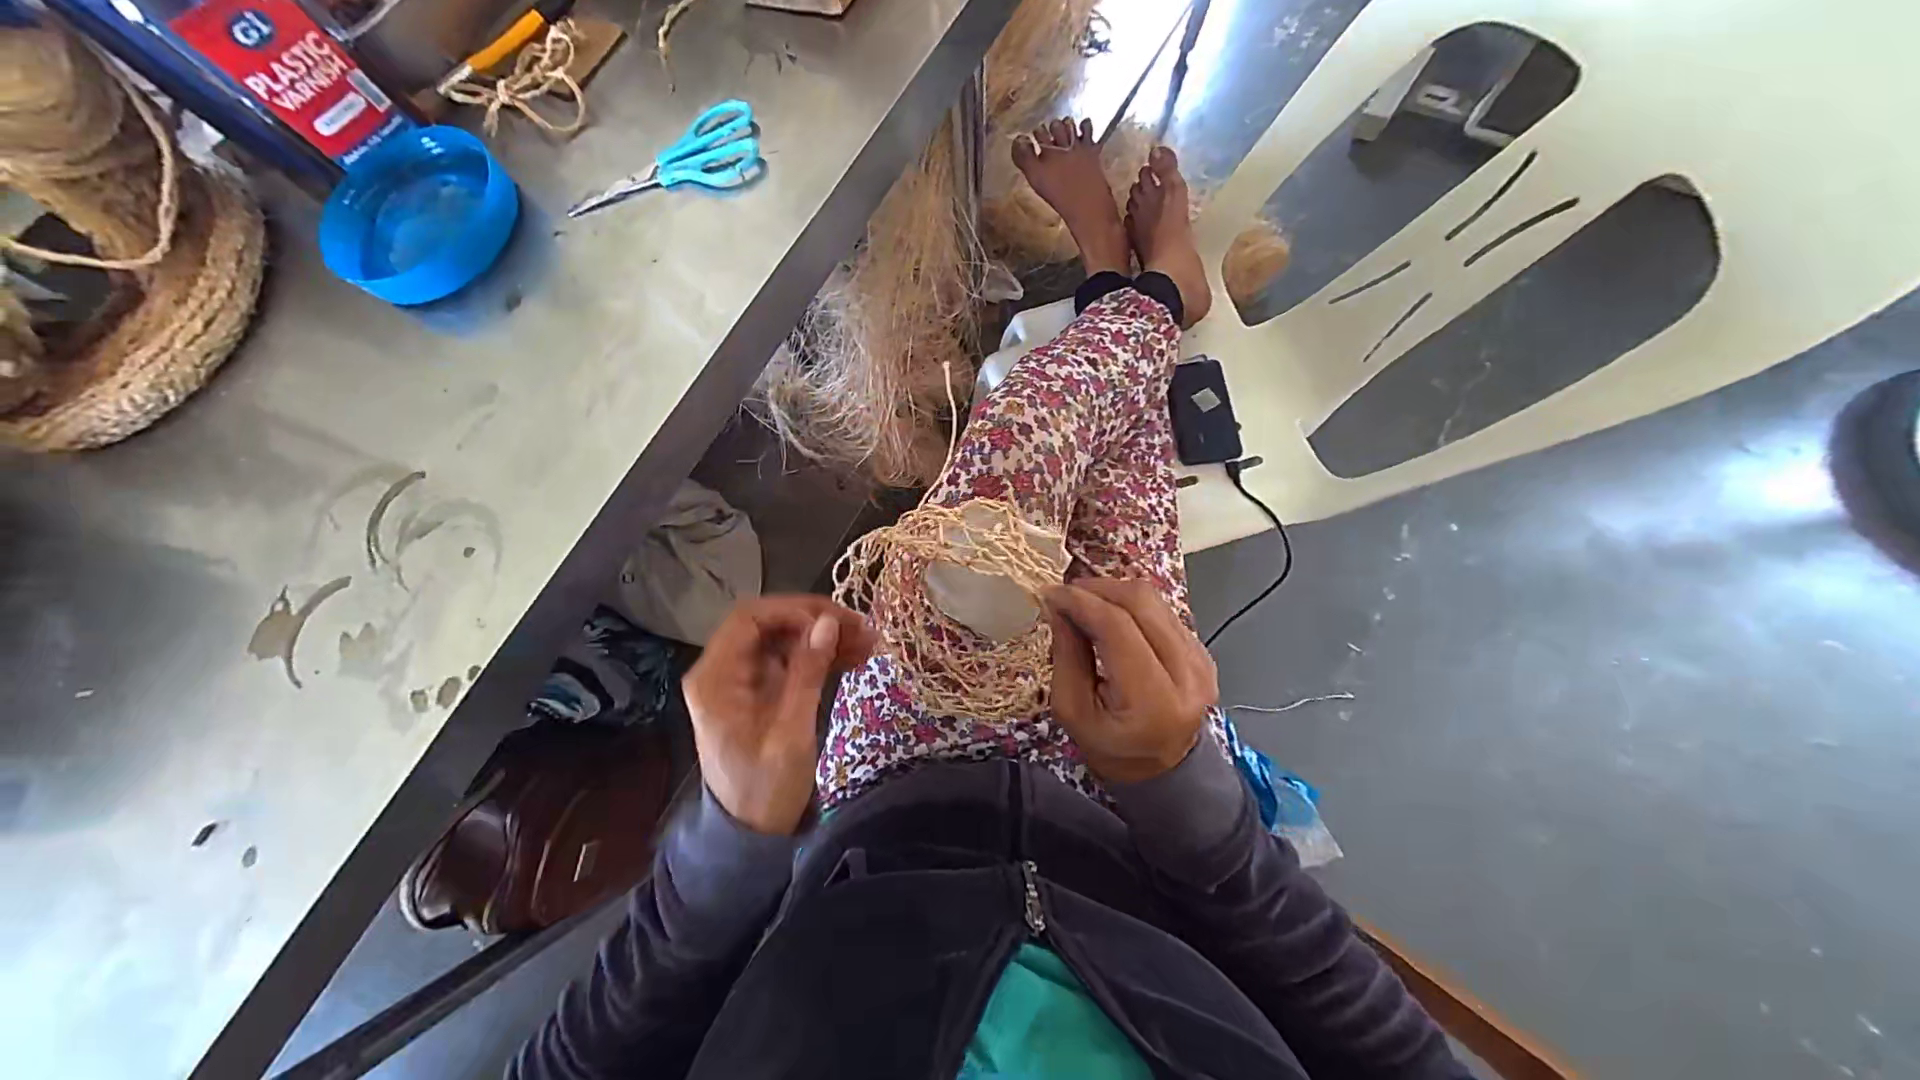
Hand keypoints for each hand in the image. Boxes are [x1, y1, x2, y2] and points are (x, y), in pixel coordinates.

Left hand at [683, 595, 875, 834]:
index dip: (793, 611)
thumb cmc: (765, 788)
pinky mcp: (761, 690)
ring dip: (824, 636)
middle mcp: (723, 671)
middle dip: (816, 621)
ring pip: (785, 638)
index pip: (749, 619)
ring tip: (868, 642)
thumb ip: (807, 673)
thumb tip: (828, 623)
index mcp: (715, 678)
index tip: (834, 622)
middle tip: (861, 628)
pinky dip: (820, 655)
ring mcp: (742, 680)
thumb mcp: (790, 732)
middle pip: (769, 624)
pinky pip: (791, 659)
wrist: (752, 834)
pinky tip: (854, 657)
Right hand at [1044, 578, 1217, 784]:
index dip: (1081, 602)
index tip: (1051, 594)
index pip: (1117, 629)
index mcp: (1154, 701)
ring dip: (1113, 592)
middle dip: (1097, 589)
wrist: (1160, 769)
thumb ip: (1066, 656)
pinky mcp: (1202, 651)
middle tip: (1065, 594)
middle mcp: (1188, 675)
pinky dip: (1130, 605)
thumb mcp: (1072, 711)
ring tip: (1083, 602)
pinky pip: (1163, 611)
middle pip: (1141, 604)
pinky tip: (1109, 615)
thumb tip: (1059, 607)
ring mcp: (1201, 661)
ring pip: (1154, 600)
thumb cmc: (1110, 747)